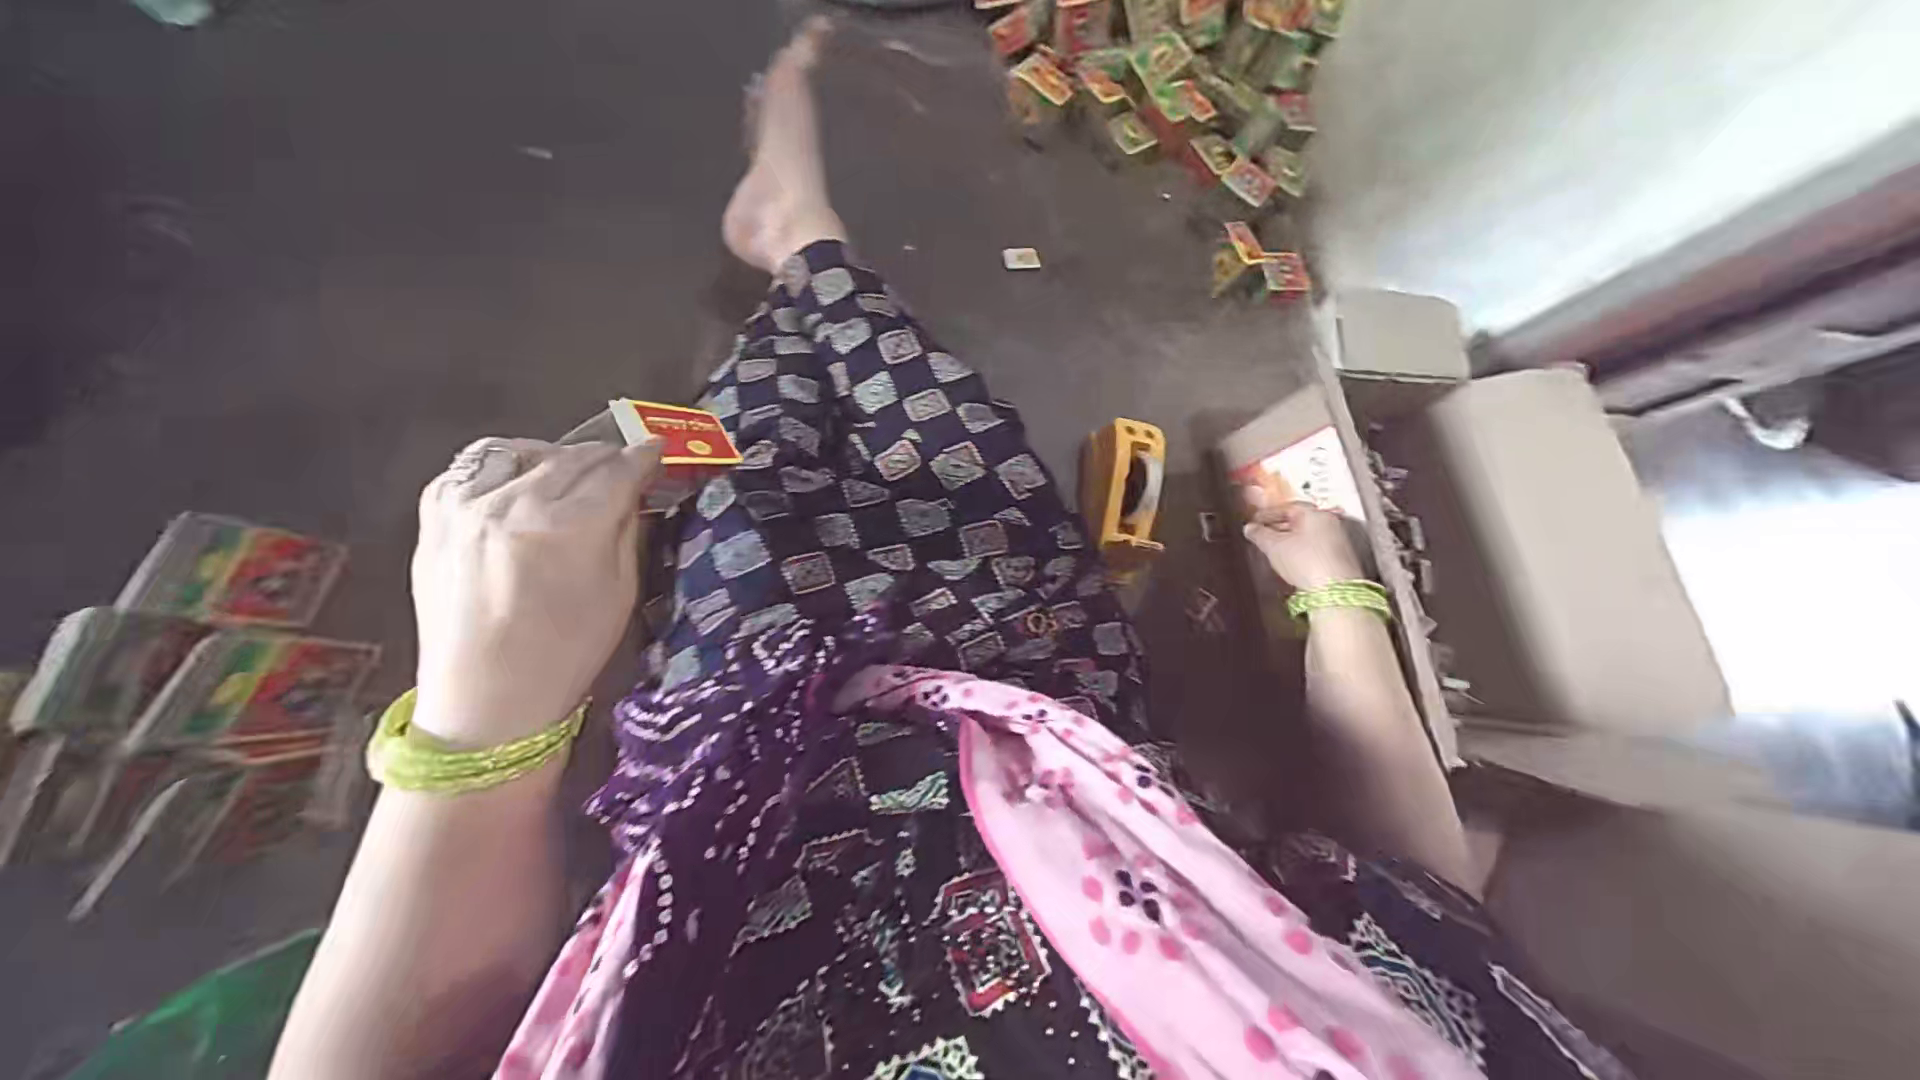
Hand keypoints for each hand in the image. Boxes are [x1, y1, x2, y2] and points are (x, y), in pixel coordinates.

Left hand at [410, 437, 661, 747]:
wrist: (486, 695)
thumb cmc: (569, 651)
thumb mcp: (621, 590)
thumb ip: (626, 529)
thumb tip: (633, 489)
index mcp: (568, 528)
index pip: (617, 471)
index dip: (645, 457)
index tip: (658, 451)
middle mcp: (513, 503)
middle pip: (574, 456)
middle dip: (608, 457)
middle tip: (627, 466)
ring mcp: (466, 505)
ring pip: (525, 450)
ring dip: (559, 456)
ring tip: (573, 473)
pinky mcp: (435, 514)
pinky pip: (475, 465)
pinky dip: (508, 465)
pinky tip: (523, 482)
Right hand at [1241, 488, 1364, 590]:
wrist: (1334, 591)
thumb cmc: (1306, 562)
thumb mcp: (1273, 546)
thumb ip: (1259, 534)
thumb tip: (1250, 528)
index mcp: (1315, 514)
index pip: (1287, 508)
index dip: (1267, 514)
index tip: (1254, 521)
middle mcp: (1330, 523)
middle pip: (1299, 520)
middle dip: (1277, 527)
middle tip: (1261, 534)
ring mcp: (1338, 541)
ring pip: (1307, 534)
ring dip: (1288, 539)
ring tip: (1273, 549)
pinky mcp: (1340, 558)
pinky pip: (1314, 547)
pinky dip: (1299, 550)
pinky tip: (1289, 560)